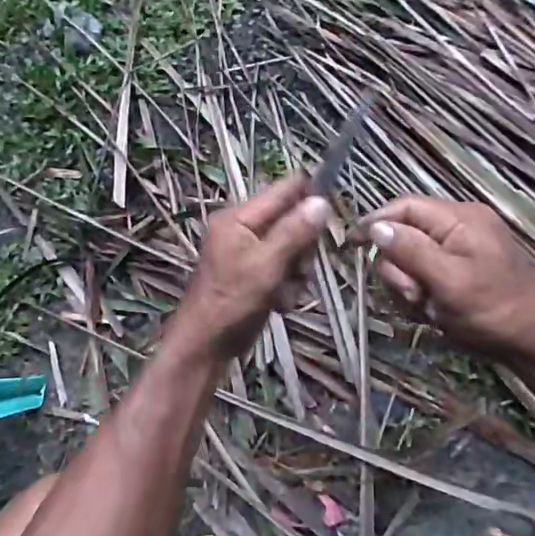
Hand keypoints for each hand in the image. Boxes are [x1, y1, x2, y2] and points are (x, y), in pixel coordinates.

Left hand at [173, 177, 331, 359]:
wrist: (206, 345)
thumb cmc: (231, 302)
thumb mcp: (267, 264)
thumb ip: (295, 232)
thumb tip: (322, 201)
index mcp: (239, 217)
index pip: (284, 190)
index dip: (309, 198)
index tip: (328, 220)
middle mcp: (243, 229)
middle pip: (292, 221)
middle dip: (302, 248)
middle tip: (297, 269)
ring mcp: (248, 252)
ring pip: (292, 249)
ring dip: (296, 273)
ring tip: (284, 293)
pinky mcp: (254, 274)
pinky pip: (283, 269)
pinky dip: (286, 287)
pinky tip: (279, 303)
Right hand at [358, 197, 534, 359]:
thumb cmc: (496, 309)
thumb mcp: (449, 280)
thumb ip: (411, 251)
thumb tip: (375, 228)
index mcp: (459, 218)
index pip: (403, 207)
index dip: (375, 224)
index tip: (350, 247)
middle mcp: (459, 226)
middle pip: (404, 234)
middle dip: (399, 268)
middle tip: (413, 296)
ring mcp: (462, 249)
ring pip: (411, 259)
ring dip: (410, 285)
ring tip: (428, 307)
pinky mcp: (462, 271)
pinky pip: (427, 274)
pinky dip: (423, 293)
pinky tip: (436, 312)